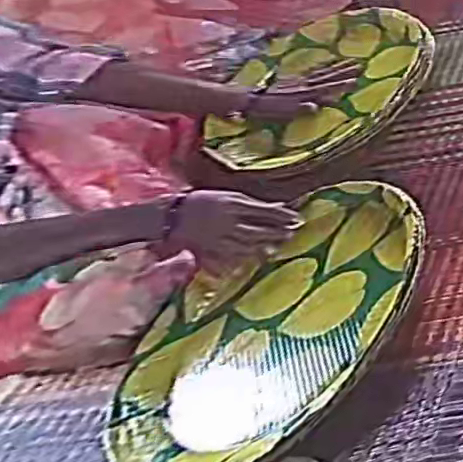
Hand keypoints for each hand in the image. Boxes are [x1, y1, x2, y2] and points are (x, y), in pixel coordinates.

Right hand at [165, 190, 299, 270]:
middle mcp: (228, 224)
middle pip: (258, 231)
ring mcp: (215, 239)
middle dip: (277, 234)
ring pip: (243, 247)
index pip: (267, 212)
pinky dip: (235, 262)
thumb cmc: (201, 202)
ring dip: (261, 249)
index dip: (284, 216)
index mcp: (235, 207)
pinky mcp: (203, 252)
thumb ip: (254, 203)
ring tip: (275, 249)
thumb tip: (279, 206)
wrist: (165, 217)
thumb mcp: (230, 197)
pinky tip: (246, 264)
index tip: (298, 218)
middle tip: (292, 234)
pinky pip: (222, 259)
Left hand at [235, 60, 360, 122]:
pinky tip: (328, 64)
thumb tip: (317, 106)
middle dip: (345, 71)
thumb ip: (299, 109)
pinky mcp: (292, 80)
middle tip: (361, 65)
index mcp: (303, 94)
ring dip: (337, 67)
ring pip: (322, 73)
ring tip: (351, 61)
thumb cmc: (262, 110)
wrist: (242, 100)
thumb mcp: (280, 113)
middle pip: (328, 77)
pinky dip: (323, 67)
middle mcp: (303, 86)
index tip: (358, 78)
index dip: (342, 83)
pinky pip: (312, 72)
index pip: (327, 87)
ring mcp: (298, 82)